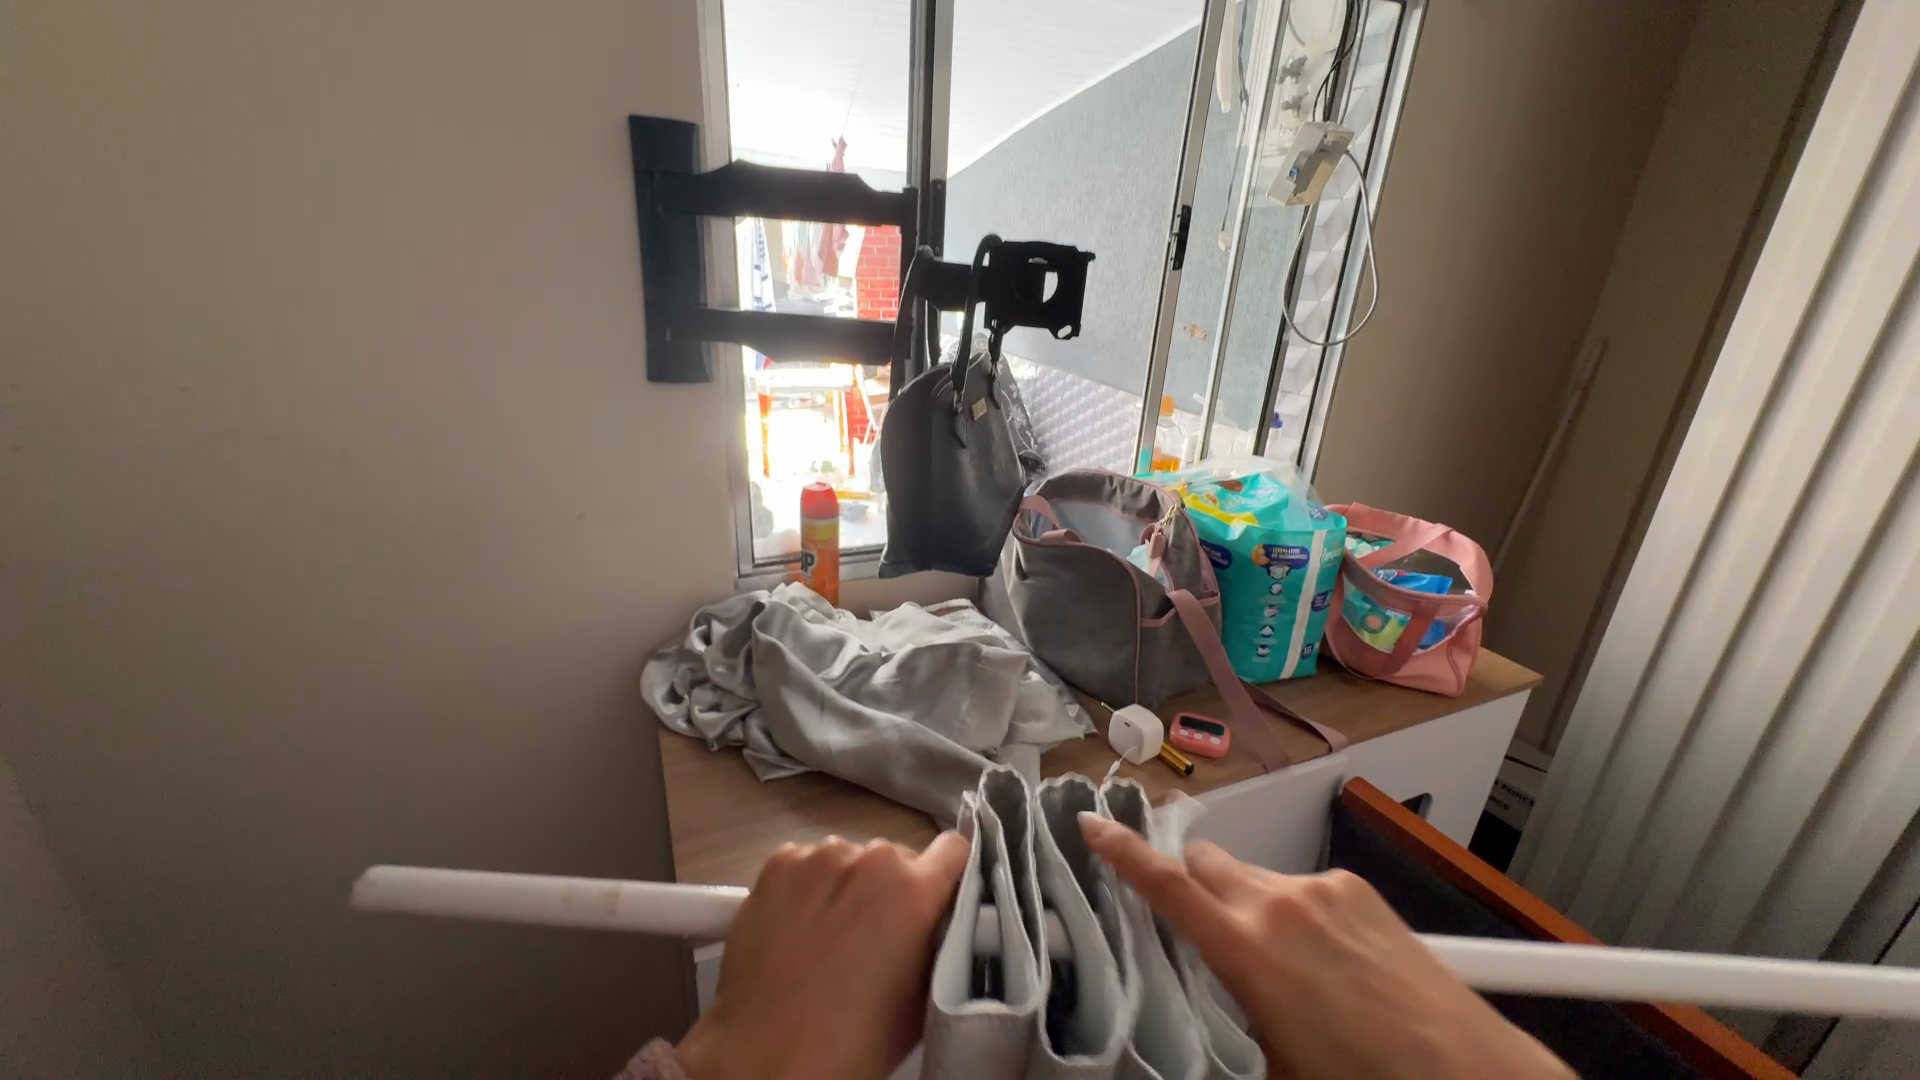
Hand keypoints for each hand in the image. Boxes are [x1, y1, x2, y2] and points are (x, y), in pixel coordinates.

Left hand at [676, 833, 969, 1079]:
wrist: (766, 1055)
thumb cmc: (852, 1040)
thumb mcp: (923, 996)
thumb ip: (939, 941)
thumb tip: (939, 919)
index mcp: (914, 891)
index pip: (953, 849)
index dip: (947, 872)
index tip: (937, 892)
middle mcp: (871, 860)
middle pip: (895, 857)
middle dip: (890, 888)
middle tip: (875, 934)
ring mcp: (821, 857)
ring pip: (849, 858)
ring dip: (848, 883)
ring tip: (830, 933)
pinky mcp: (780, 863)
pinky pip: (808, 862)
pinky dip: (808, 885)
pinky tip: (799, 925)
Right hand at [1078, 815, 1572, 1079]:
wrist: (1470, 1074)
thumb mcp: (1269, 1060)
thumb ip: (1226, 1008)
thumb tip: (1207, 990)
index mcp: (1245, 948)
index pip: (1165, 885)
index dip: (1121, 851)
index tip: (1090, 823)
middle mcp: (1274, 902)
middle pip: (1204, 862)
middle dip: (1193, 883)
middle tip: (1206, 929)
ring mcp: (1317, 888)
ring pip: (1251, 875)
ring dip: (1246, 903)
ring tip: (1284, 960)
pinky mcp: (1354, 886)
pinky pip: (1298, 886)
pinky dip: (1293, 910)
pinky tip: (1328, 957)